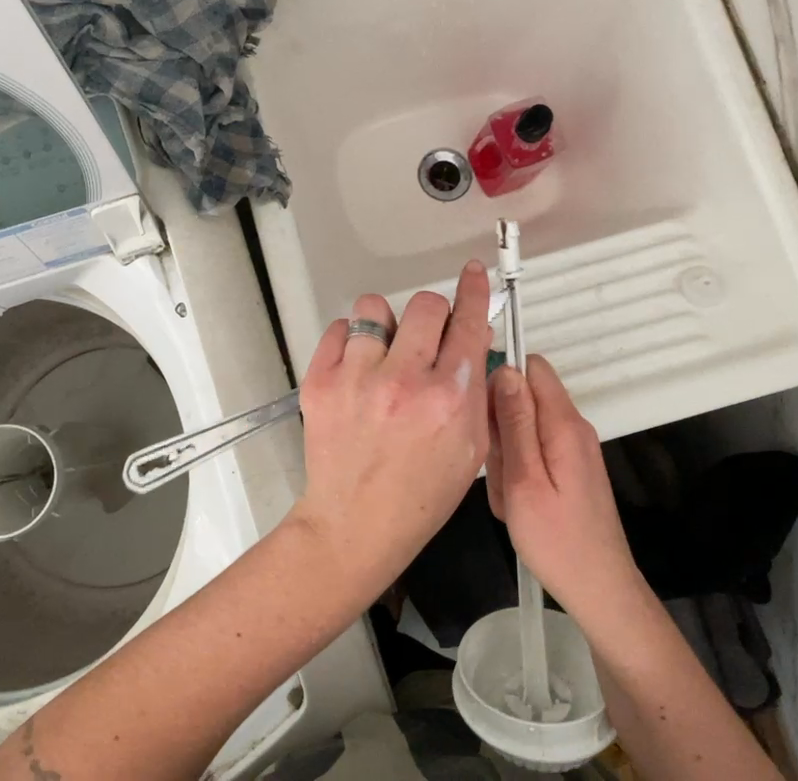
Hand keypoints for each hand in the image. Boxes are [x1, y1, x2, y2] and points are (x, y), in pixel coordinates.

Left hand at [287, 261, 494, 597]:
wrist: (356, 524)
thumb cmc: (420, 494)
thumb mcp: (472, 448)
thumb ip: (477, 390)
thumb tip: (474, 339)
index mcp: (449, 400)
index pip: (468, 324)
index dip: (474, 291)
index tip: (473, 272)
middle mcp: (404, 382)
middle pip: (425, 305)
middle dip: (433, 317)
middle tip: (427, 340)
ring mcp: (357, 379)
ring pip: (376, 309)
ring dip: (387, 325)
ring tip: (385, 354)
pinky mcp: (321, 382)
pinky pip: (340, 329)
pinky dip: (352, 341)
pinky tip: (359, 369)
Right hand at [486, 356, 642, 620]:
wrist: (598, 588)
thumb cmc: (556, 539)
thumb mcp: (524, 480)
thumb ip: (514, 423)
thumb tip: (506, 369)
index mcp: (564, 424)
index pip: (532, 366)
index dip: (501, 378)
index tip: (481, 413)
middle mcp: (573, 427)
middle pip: (525, 397)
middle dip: (500, 425)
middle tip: (497, 470)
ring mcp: (574, 448)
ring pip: (524, 427)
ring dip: (506, 454)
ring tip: (506, 494)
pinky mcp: (570, 468)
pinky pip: (533, 451)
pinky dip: (517, 471)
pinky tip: (515, 502)